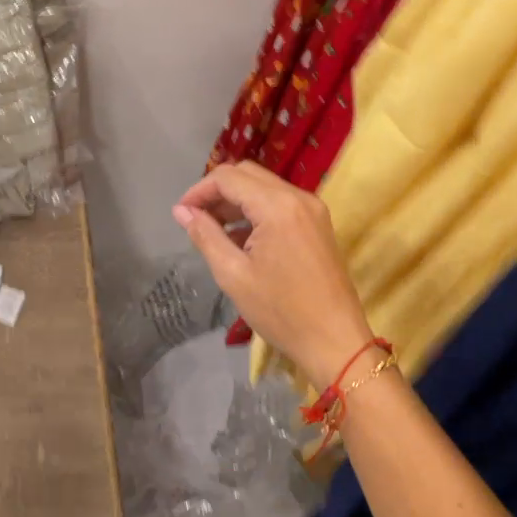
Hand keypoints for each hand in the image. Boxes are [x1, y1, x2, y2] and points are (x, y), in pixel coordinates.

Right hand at [173, 162, 372, 385]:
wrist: (335, 342)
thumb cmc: (281, 311)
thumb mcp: (233, 274)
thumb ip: (205, 235)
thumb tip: (182, 211)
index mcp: (278, 207)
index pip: (228, 177)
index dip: (199, 190)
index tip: (180, 214)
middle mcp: (299, 198)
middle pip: (247, 174)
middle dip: (216, 191)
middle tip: (195, 219)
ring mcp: (313, 210)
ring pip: (264, 187)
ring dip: (235, 201)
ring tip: (213, 230)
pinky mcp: (318, 224)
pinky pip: (280, 203)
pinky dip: (255, 211)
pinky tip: (241, 239)